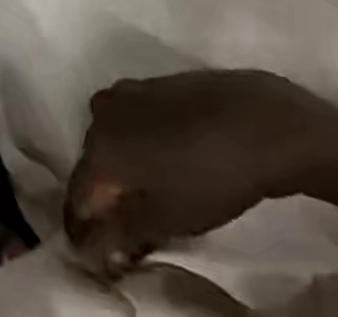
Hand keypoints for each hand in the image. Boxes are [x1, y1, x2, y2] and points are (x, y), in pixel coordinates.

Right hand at [64, 70, 337, 276]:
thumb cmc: (211, 178)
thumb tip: (93, 246)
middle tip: (130, 225)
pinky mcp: (152, 81)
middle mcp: (101, 115)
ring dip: (122, 164)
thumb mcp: (165, 220)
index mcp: (97, 150)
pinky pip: (132, 117)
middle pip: (91, 165)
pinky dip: (139, 139)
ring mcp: (127, 92)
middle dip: (104, 196)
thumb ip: (121, 232)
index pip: (76, 199)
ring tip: (151, 189)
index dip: (86, 231)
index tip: (105, 254)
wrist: (261, 120)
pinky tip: (169, 155)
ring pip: (110, 136)